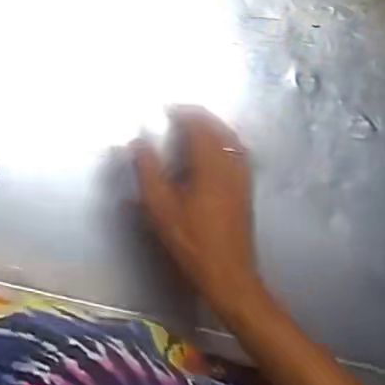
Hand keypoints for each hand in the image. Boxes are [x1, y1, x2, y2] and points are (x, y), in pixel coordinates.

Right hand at [133, 106, 264, 316]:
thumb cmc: (190, 239)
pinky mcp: (245, 193)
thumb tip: (139, 141)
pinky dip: (226, 142)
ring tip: (195, 124)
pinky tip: (214, 149)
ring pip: (234, 143)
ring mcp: (242, 182)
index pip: (200, 128)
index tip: (166, 108)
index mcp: (209, 168)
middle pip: (220, 131)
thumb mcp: (159, 205)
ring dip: (215, 127)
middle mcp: (230, 170)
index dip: (184, 113)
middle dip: (201, 116)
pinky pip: (239, 155)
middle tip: (179, 111)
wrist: (228, 275)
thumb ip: (148, 169)